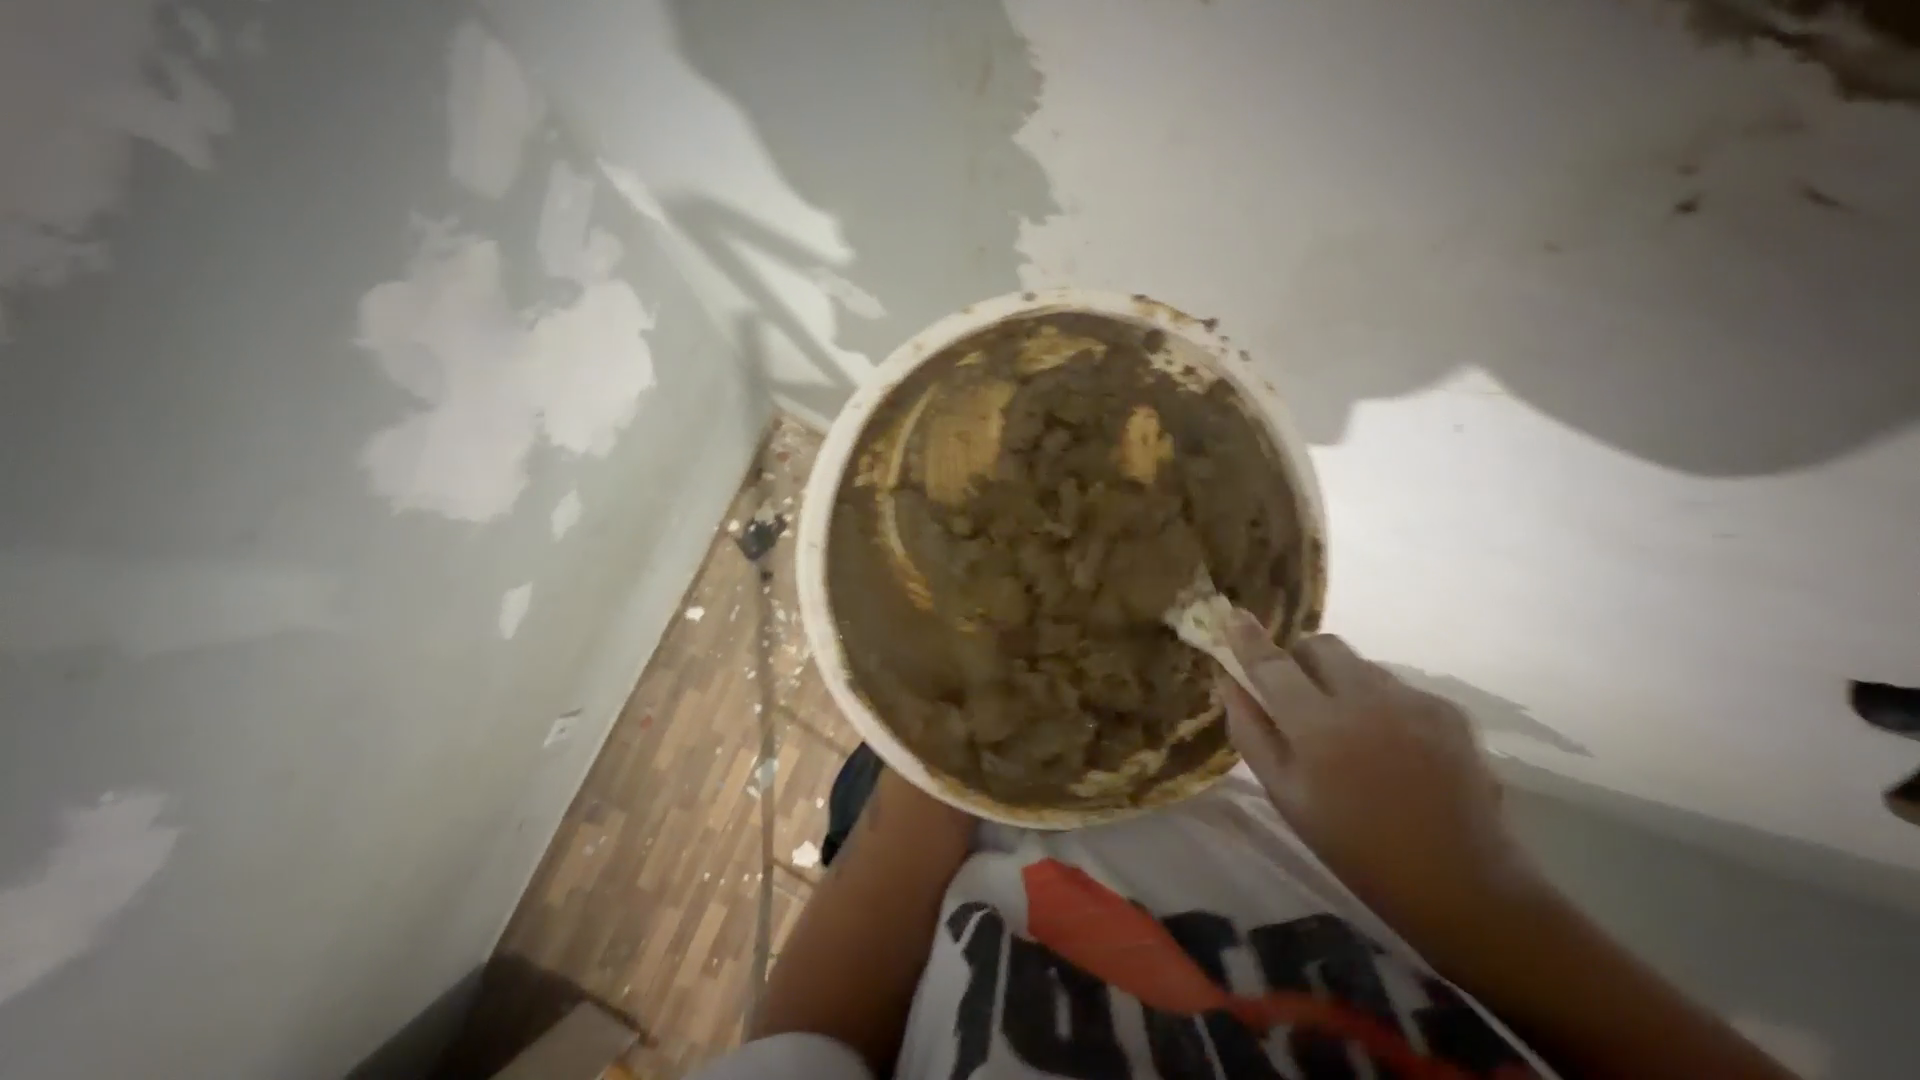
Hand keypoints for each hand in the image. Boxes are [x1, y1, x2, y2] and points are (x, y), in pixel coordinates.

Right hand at [1219, 612, 1545, 960]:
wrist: (1458, 881)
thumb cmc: (1354, 847)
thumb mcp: (1287, 796)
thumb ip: (1252, 734)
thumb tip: (1230, 684)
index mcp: (1317, 726)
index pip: (1272, 664)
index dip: (1249, 638)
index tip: (1234, 614)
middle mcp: (1366, 698)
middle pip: (1323, 645)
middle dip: (1301, 657)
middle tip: (1297, 692)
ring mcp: (1413, 700)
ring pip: (1362, 665)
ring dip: (1342, 682)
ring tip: (1351, 732)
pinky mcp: (1448, 710)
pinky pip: (1399, 687)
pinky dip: (1382, 703)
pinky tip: (1392, 748)